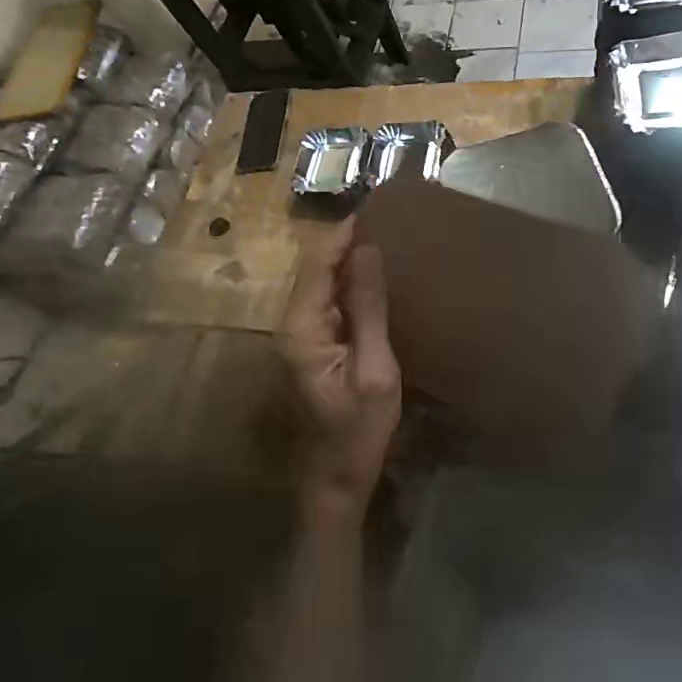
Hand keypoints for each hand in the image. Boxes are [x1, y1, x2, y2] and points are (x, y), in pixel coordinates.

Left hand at [279, 220, 401, 516]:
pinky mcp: (315, 344)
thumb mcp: (374, 368)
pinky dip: (351, 283)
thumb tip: (369, 251)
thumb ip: (369, 309)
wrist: (339, 473)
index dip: (342, 234)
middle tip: (387, 218)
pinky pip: (331, 301)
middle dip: (347, 242)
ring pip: (323, 283)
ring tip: (387, 237)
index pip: (319, 266)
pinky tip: (377, 275)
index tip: (373, 207)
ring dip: (350, 260)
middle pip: (317, 270)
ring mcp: (302, 335)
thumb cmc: (359, 427)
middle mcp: (294, 324)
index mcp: (303, 328)